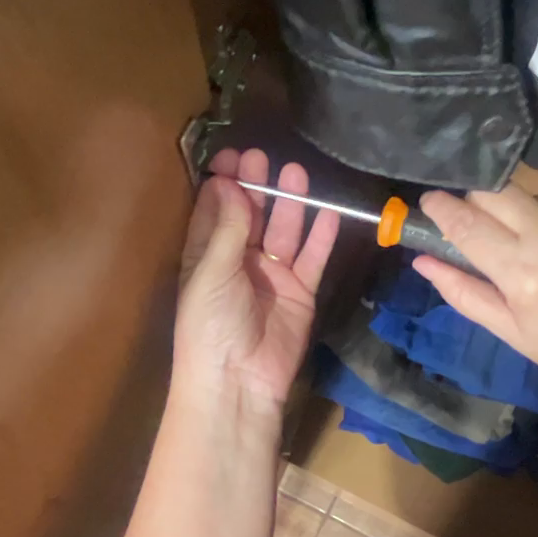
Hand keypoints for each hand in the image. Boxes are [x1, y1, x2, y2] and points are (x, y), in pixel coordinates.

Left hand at [174, 148, 339, 409]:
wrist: (238, 381)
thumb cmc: (210, 324)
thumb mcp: (212, 272)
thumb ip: (229, 227)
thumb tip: (232, 182)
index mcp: (207, 257)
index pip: (215, 211)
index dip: (224, 184)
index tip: (234, 155)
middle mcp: (239, 262)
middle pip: (251, 216)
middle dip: (258, 187)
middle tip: (264, 158)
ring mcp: (272, 277)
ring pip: (284, 232)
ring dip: (291, 204)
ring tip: (297, 173)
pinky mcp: (301, 293)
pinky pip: (313, 259)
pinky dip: (321, 238)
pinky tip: (330, 212)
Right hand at [412, 186, 537, 396]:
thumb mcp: (511, 331)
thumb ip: (463, 291)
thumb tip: (421, 260)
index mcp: (524, 272)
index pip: (467, 223)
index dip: (441, 208)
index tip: (429, 202)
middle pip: (494, 190)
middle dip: (476, 201)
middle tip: (476, 223)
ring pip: (532, 196)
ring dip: (522, 215)